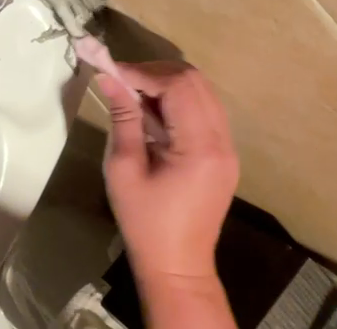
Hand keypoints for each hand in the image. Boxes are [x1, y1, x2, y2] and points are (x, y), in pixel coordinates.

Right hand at [90, 57, 239, 285]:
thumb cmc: (145, 220)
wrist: (177, 264)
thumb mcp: (123, 167)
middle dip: (155, 72)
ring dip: (167, 82)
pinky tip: (154, 111)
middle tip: (122, 81)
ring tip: (135, 94)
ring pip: (202, 91)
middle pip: (195, 81)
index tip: (111, 73)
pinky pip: (205, 108)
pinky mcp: (223, 154)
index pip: (178, 86)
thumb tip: (108, 76)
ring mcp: (228, 148)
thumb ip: (122, 117)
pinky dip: (178, 98)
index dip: (143, 72)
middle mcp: (222, 142)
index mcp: (200, 148)